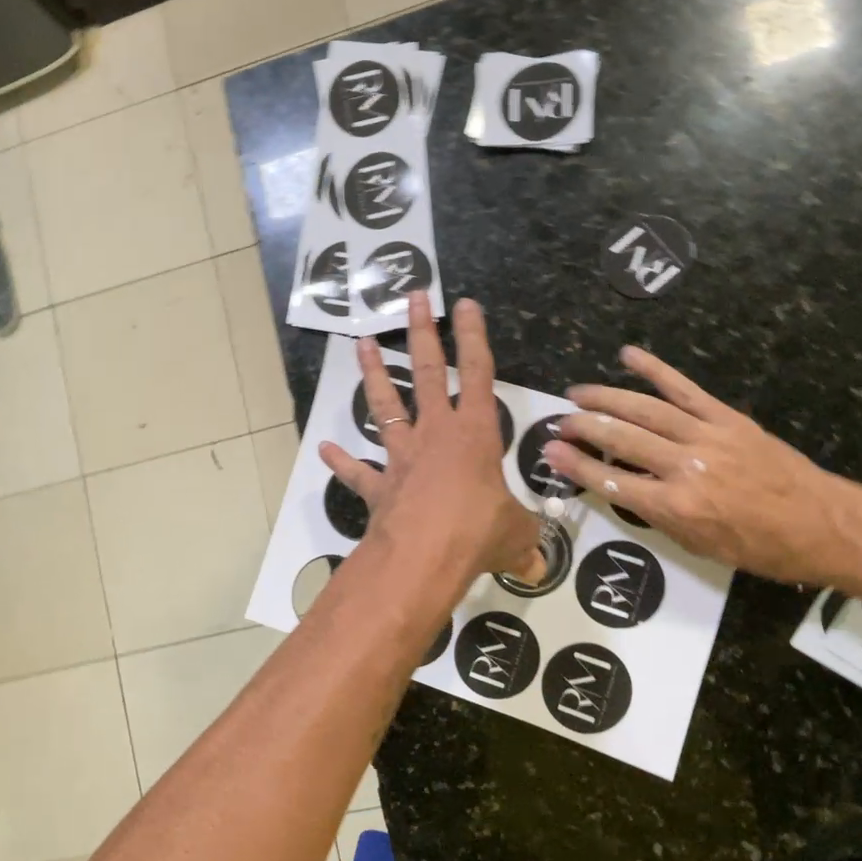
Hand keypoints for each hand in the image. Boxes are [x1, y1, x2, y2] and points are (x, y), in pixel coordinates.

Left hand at [320, 294, 545, 583]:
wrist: (422, 557)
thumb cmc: (477, 534)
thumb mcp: (515, 536)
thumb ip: (524, 541)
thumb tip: (537, 563)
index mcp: (475, 434)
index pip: (478, 374)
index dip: (473, 338)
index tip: (465, 304)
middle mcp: (435, 434)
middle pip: (427, 372)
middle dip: (422, 332)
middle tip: (415, 297)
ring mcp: (402, 457)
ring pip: (384, 405)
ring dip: (372, 374)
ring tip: (361, 342)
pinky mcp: (378, 486)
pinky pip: (357, 471)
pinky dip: (341, 462)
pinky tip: (324, 448)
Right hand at [542, 345, 861, 585]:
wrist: (821, 525)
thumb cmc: (759, 547)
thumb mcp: (698, 546)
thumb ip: (657, 514)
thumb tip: (622, 487)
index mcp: (676, 507)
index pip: (612, 482)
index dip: (576, 466)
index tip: (549, 453)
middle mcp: (685, 467)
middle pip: (621, 439)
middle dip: (583, 429)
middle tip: (556, 423)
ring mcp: (707, 436)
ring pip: (645, 410)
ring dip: (606, 398)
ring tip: (576, 394)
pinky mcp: (727, 418)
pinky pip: (684, 389)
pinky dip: (654, 370)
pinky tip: (628, 356)